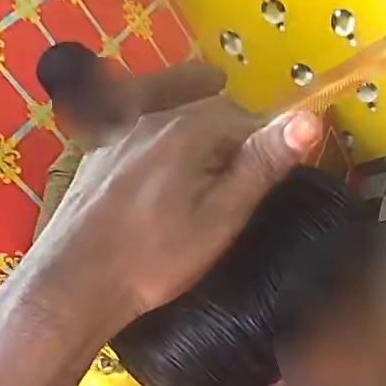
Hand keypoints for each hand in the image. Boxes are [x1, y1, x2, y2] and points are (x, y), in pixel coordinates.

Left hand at [15, 98, 320, 337]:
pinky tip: (155, 134)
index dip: (269, 139)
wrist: (75, 283)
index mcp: (192, 129)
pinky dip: (157, 112)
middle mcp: (155, 116)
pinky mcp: (98, 151)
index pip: (248, 118)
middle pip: (209, 106)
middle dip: (236, 123)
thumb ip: (261, 164)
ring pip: (170, 102)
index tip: (280, 164)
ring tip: (212, 107)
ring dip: (197, 102)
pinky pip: (134, 115)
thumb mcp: (221, 217)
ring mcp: (120, 131)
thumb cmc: (157, 257)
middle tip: (249, 159)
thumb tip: (309, 118)